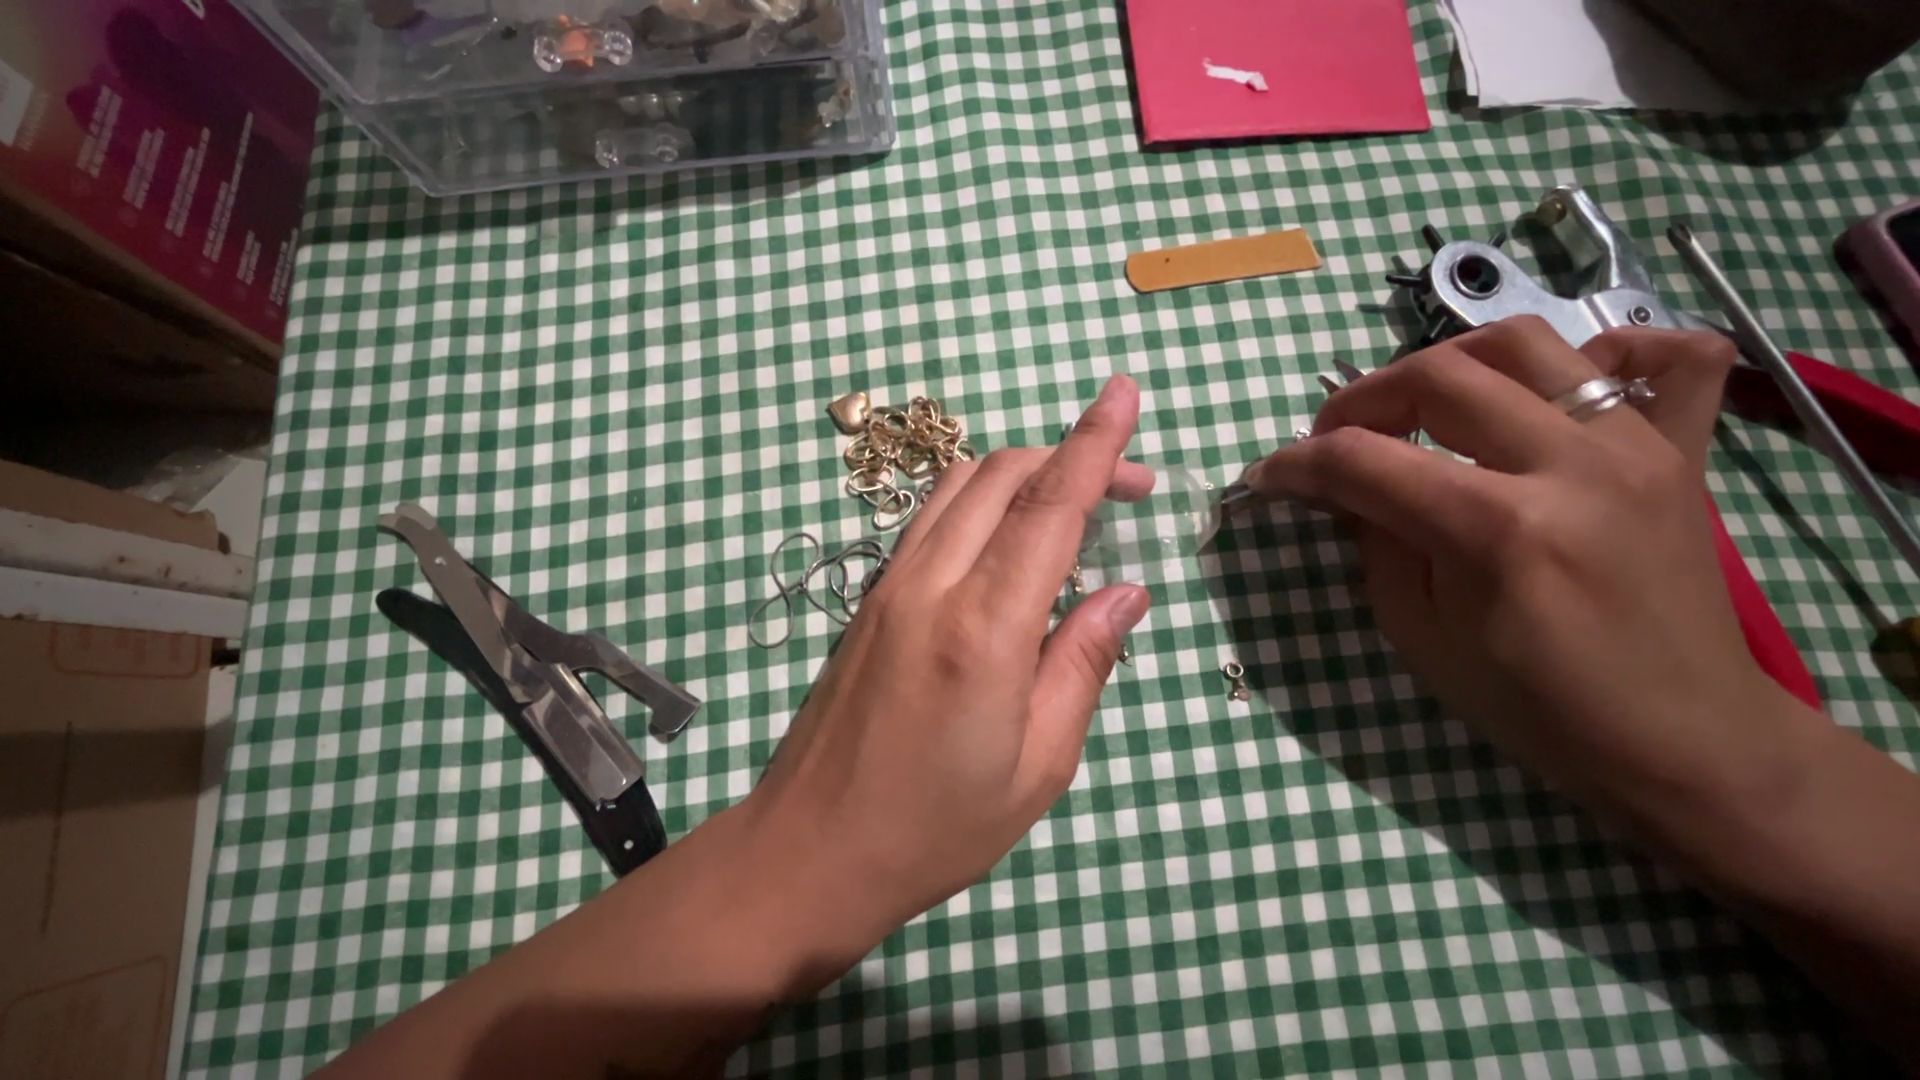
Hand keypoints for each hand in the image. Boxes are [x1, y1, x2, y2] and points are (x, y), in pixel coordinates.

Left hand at [737, 377, 1153, 988]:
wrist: (809, 850)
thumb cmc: (935, 826)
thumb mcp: (1039, 764)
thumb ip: (1084, 664)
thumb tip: (1127, 592)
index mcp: (983, 627)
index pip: (1049, 506)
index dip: (1095, 444)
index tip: (1123, 392)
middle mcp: (930, 584)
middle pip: (1001, 474)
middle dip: (1070, 456)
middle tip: (1130, 487)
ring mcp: (888, 586)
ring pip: (959, 487)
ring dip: (1022, 473)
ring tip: (1074, 508)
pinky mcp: (867, 599)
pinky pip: (930, 520)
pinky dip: (980, 503)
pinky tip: (1008, 543)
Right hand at [1245, 317, 1803, 822]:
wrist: (1678, 738)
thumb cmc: (1533, 703)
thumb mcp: (1419, 634)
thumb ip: (1376, 543)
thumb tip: (1344, 487)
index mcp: (1495, 530)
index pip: (1364, 462)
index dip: (1296, 464)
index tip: (1266, 475)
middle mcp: (1568, 466)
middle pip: (1436, 378)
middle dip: (1359, 400)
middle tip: (1334, 436)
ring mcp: (1635, 447)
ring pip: (1525, 343)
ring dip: (1447, 360)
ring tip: (1418, 401)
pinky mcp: (1679, 450)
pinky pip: (1666, 358)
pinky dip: (1604, 352)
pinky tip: (1556, 388)